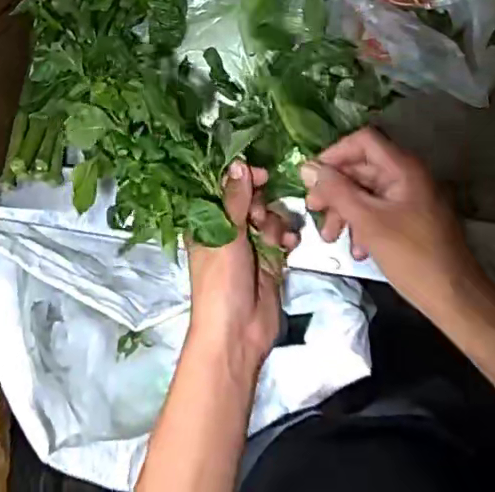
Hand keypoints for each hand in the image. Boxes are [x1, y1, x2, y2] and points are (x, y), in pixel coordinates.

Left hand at [186, 161, 297, 374]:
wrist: (238, 331)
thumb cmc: (221, 280)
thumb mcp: (225, 234)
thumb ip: (235, 198)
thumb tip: (239, 163)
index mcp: (206, 220)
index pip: (224, 188)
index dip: (242, 178)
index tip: (260, 173)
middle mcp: (227, 228)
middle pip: (249, 199)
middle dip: (260, 202)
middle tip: (259, 216)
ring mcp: (249, 244)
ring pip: (267, 216)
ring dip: (274, 221)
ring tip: (271, 236)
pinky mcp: (269, 259)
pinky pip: (280, 236)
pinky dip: (286, 236)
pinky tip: (288, 242)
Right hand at [301, 128, 482, 315]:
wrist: (458, 302)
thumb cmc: (413, 257)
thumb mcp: (367, 221)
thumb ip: (335, 190)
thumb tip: (308, 168)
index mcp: (403, 169)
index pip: (363, 141)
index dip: (335, 153)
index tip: (314, 175)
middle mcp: (408, 177)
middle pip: (361, 168)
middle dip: (334, 188)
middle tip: (313, 207)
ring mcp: (411, 199)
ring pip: (366, 192)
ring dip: (344, 210)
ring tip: (329, 236)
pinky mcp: (411, 220)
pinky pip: (378, 211)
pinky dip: (361, 224)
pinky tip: (356, 249)